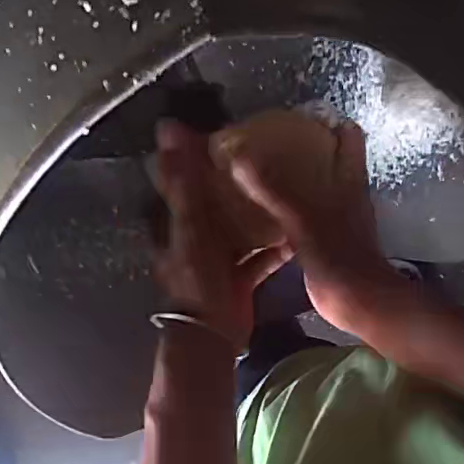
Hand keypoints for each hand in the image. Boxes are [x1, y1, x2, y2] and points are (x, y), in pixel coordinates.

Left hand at [149, 120, 290, 351]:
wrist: (212, 335)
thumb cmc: (197, 281)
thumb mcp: (190, 228)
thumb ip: (184, 183)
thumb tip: (168, 129)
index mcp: (174, 229)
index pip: (179, 187)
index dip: (192, 164)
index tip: (215, 141)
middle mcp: (194, 244)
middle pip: (212, 209)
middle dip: (232, 189)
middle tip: (258, 164)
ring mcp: (218, 264)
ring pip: (238, 233)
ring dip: (256, 218)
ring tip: (281, 194)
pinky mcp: (239, 281)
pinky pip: (259, 260)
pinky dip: (274, 251)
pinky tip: (294, 237)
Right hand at [224, 120, 413, 335]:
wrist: (357, 303)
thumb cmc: (339, 257)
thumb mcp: (303, 219)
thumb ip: (272, 189)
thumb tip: (237, 157)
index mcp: (348, 182)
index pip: (348, 137)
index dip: (330, 120)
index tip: (298, 114)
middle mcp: (344, 198)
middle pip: (328, 163)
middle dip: (301, 151)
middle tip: (264, 144)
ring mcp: (333, 224)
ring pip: (313, 193)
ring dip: (289, 184)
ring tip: (254, 175)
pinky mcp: (321, 247)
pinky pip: (299, 222)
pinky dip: (282, 216)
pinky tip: (258, 216)